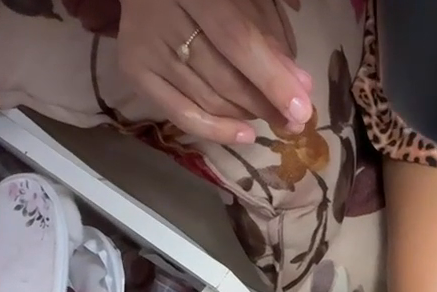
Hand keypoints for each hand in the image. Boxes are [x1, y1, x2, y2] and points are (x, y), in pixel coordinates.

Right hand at [117, 0, 313, 144]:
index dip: (272, 79)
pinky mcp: (134, 69)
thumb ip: (270, 34)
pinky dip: (218, 131)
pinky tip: (246, 134)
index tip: (302, 109)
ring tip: (272, 118)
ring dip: (247, 115)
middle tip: (294, 121)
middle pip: (223, 77)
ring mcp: (144, 44)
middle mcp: (161, 13)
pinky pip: (182, 115)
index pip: (237, 40)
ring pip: (208, 99)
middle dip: (265, 104)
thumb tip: (300, 86)